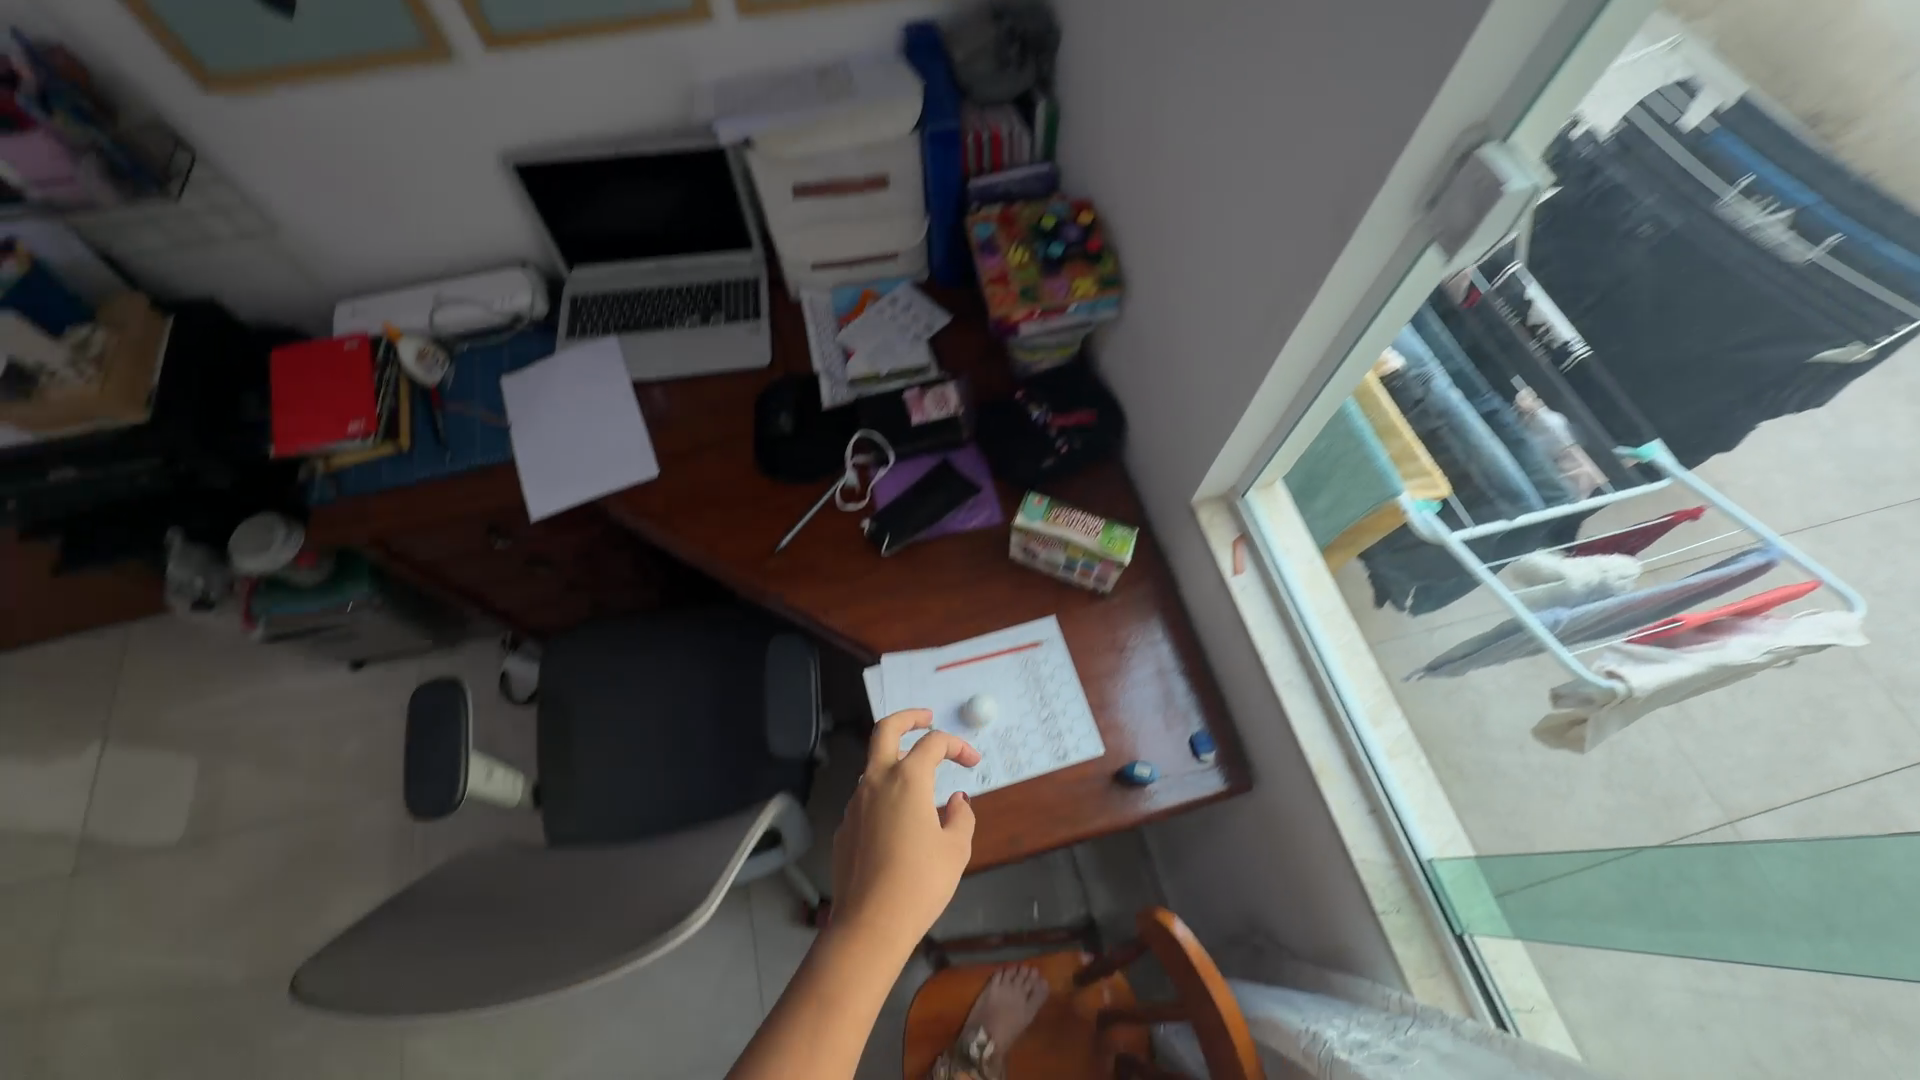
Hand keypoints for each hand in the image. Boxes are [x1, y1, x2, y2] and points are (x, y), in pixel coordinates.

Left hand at [830, 709, 980, 951]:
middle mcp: (876, 782)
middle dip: (908, 718)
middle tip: (927, 719)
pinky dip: (885, 796)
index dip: (957, 746)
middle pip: (886, 730)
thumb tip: (956, 800)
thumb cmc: (921, 882)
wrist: (871, 924)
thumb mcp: (956, 849)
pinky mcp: (845, 828)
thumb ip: (960, 816)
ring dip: (896, 762)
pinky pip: (866, 799)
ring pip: (873, 766)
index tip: (972, 762)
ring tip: (920, 781)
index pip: (933, 744)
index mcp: (907, 779)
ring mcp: (855, 804)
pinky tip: (900, 823)